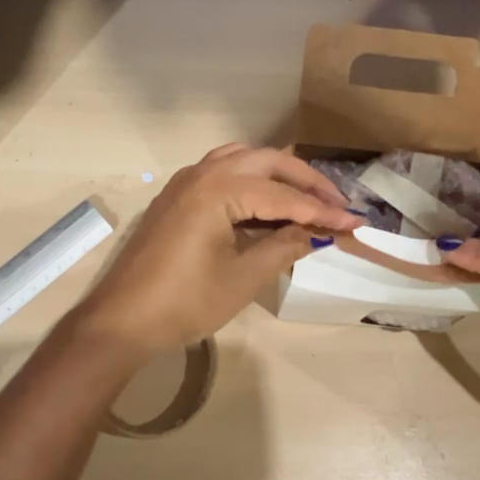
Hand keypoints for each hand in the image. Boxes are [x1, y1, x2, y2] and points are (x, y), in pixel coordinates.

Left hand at [71, 144, 363, 354]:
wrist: (121, 320)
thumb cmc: (184, 302)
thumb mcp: (243, 277)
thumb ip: (284, 246)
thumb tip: (318, 232)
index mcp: (219, 189)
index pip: (284, 196)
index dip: (323, 211)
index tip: (357, 223)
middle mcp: (203, 173)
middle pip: (267, 162)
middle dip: (306, 182)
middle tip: (338, 204)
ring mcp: (186, 182)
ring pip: (243, 159)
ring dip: (278, 175)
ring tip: (307, 198)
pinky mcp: (177, 196)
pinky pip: (222, 171)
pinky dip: (251, 180)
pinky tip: (266, 203)